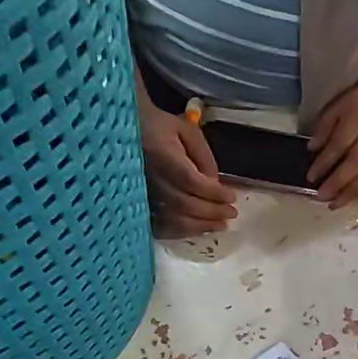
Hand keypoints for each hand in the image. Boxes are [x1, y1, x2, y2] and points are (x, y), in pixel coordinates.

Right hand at [140, 102, 235, 237]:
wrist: (125, 134)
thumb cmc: (158, 127)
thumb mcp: (186, 130)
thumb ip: (203, 155)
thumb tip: (214, 182)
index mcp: (163, 156)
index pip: (191, 181)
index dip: (213, 193)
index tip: (232, 197)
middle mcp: (152, 179)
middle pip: (185, 204)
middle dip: (212, 212)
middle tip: (232, 213)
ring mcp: (144, 196)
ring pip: (175, 219)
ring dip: (201, 225)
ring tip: (221, 225)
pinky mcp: (140, 206)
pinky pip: (161, 226)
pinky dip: (183, 231)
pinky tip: (199, 229)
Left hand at [307, 78, 357, 206]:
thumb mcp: (338, 106)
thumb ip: (324, 127)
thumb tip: (312, 149)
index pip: (340, 144)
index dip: (324, 162)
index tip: (311, 177)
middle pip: (356, 163)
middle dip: (337, 183)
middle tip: (321, 196)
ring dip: (351, 193)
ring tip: (335, 205)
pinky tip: (355, 200)